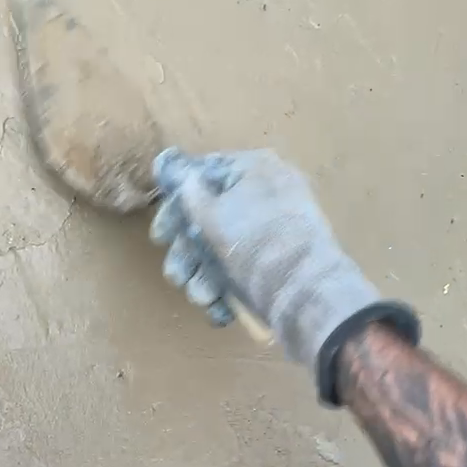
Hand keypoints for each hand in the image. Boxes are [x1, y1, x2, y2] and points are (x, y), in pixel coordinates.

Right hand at [150, 148, 418, 404]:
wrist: (305, 290)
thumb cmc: (256, 243)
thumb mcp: (212, 214)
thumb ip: (185, 190)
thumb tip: (166, 160)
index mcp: (252, 171)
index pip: (200, 176)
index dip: (174, 207)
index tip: (161, 237)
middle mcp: (261, 195)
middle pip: (202, 220)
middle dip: (185, 255)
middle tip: (179, 274)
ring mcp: (267, 232)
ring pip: (214, 252)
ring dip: (200, 279)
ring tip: (204, 296)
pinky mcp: (270, 264)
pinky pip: (235, 272)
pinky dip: (222, 291)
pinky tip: (219, 306)